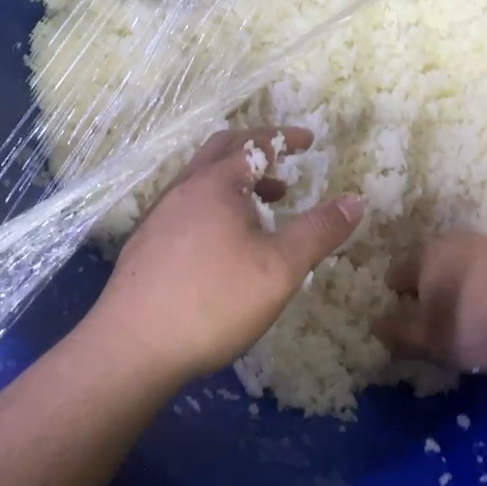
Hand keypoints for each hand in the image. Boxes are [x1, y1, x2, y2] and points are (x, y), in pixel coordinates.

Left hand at [84, 128, 363, 382]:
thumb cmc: (213, 300)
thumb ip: (319, 231)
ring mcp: (159, 214)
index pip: (256, 143)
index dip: (284, 138)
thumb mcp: (281, 268)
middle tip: (284, 164)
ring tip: (265, 205)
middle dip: (256, 150)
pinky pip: (187, 204)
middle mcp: (184, 187)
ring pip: (201, 179)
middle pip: (222, 150)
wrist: (131, 347)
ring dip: (235, 180)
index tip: (309, 140)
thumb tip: (355, 200)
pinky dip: (215, 203)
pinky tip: (224, 243)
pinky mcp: (145, 243)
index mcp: (217, 182)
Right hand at [374, 231, 486, 374]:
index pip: (400, 272)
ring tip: (464, 309)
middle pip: (433, 262)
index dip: (395, 291)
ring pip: (463, 263)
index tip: (397, 308)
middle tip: (430, 308)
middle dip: (429, 282)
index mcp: (425, 257)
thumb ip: (400, 334)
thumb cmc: (472, 323)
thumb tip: (376, 325)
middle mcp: (454, 242)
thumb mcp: (429, 341)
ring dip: (460, 282)